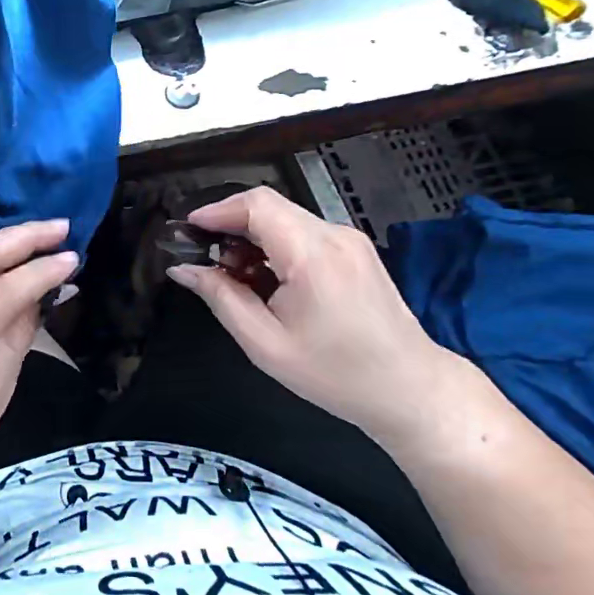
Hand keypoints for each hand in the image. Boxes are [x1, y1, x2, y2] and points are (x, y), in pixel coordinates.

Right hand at [166, 187, 472, 449]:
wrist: (411, 389)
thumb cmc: (335, 373)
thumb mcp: (265, 344)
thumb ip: (220, 298)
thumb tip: (182, 269)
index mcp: (313, 257)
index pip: (257, 205)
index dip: (216, 210)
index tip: (188, 230)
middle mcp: (335, 236)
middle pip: (269, 206)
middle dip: (229, 225)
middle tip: (206, 259)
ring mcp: (349, 240)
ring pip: (284, 217)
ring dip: (251, 237)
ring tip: (236, 276)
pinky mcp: (354, 249)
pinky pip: (302, 231)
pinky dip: (274, 245)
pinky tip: (266, 278)